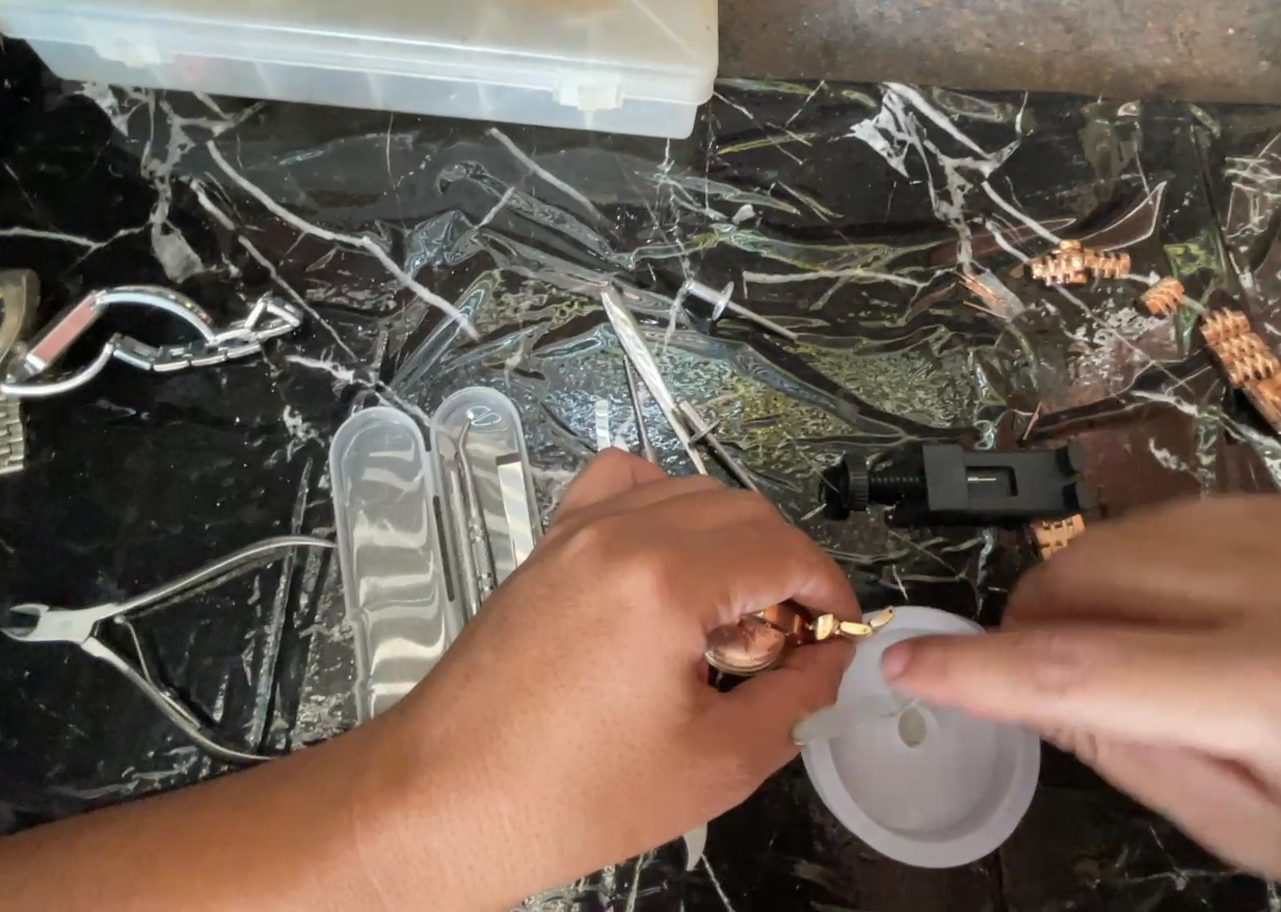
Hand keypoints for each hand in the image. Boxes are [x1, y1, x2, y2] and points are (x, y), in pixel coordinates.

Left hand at [358, 450, 858, 908]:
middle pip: (744, 510)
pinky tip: (667, 554)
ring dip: (733, 538)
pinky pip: (623, 482)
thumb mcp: (714, 764)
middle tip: (787, 638)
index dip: (828, 587)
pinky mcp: (553, 537)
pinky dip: (664, 501)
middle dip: (786, 566)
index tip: (836, 632)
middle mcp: (624, 529)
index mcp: (667, 580)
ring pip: (692, 490)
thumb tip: (837, 657)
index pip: (783, 548)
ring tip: (728, 610)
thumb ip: (798, 701)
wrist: (443, 797)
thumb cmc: (574, 796)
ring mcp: (581, 525)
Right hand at [881, 496, 1280, 911]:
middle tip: (1050, 682)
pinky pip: (1160, 522)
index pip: (1082, 670)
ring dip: (1079, 595)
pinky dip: (1132, 569)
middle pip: (1082, 577)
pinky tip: (1184, 614)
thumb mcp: (1259, 834)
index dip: (975, 668)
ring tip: (1127, 652)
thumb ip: (1120, 748)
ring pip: (1107, 538)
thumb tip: (1020, 683)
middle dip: (1031, 625)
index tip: (897, 663)